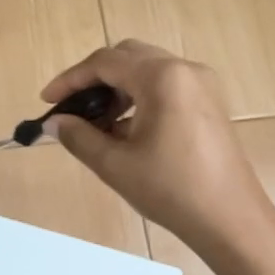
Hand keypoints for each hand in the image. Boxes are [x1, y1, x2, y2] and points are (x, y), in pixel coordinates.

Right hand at [42, 40, 274, 258]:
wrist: (228, 217)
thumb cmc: (170, 189)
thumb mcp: (115, 164)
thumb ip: (78, 137)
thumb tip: (54, 123)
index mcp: (162, 78)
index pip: (105, 63)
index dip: (70, 80)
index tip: (46, 101)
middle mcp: (184, 70)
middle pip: (127, 57)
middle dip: (93, 79)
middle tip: (70, 108)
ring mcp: (201, 84)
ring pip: (147, 70)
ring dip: (115, 89)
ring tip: (94, 125)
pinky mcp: (208, 103)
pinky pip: (165, 86)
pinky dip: (138, 98)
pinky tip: (123, 131)